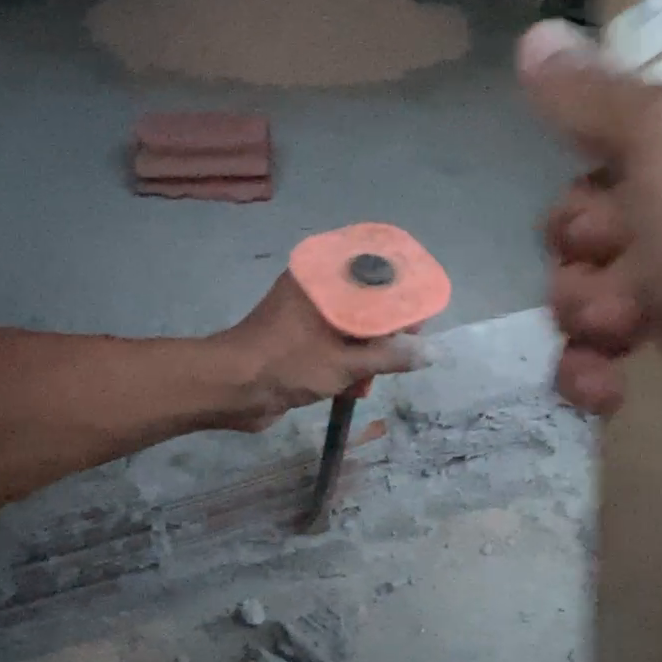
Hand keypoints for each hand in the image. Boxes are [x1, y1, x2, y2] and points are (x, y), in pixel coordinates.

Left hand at [214, 272, 421, 432]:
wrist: (230, 390)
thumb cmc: (287, 365)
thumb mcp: (345, 362)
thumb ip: (389, 357)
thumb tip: (430, 353)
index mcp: (321, 277)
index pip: (373, 272)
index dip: (400, 293)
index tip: (417, 320)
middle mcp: (313, 290)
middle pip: (365, 303)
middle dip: (385, 332)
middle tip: (401, 353)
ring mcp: (303, 317)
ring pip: (350, 329)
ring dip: (365, 354)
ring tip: (372, 377)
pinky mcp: (297, 343)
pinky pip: (333, 347)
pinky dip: (346, 365)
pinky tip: (354, 388)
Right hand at [520, 20, 661, 523]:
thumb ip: (596, 95)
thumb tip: (536, 37)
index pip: (623, 135)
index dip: (596, 161)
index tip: (604, 177)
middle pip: (592, 218)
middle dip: (587, 247)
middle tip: (620, 260)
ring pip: (584, 293)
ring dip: (587, 313)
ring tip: (626, 332)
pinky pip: (595, 360)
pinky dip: (594, 372)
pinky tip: (614, 385)